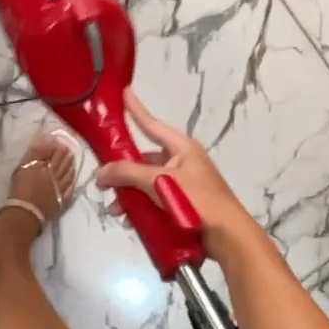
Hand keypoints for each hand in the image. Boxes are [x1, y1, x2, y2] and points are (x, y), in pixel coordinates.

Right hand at [94, 89, 260, 257]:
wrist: (228, 236)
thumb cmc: (197, 200)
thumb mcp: (159, 182)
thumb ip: (127, 174)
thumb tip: (101, 173)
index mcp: (182, 148)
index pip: (152, 124)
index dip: (136, 109)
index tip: (125, 92)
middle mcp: (183, 161)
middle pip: (144, 160)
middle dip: (123, 173)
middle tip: (104, 184)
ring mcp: (184, 183)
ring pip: (147, 183)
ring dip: (129, 196)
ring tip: (117, 212)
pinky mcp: (184, 204)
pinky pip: (155, 200)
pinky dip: (141, 208)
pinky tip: (130, 222)